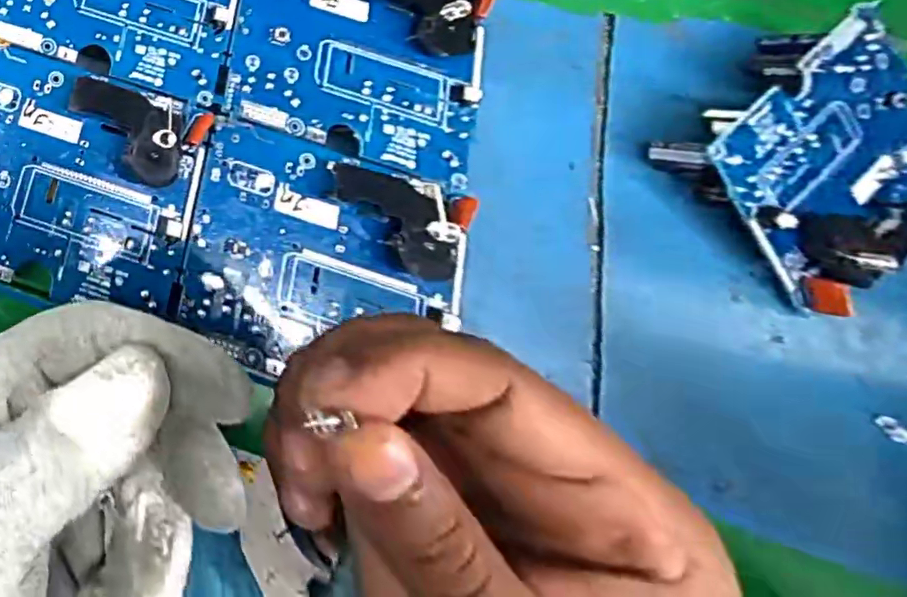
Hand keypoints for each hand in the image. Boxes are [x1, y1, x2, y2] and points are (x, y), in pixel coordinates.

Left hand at [0, 303, 252, 596]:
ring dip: (156, 525)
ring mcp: (65, 479)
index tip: (230, 395)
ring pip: (150, 472)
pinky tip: (108, 595)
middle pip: (136, 399)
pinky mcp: (84, 537)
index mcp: (6, 380)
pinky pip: (141, 532)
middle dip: (178, 447)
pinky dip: (143, 567)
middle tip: (218, 505)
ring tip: (118, 585)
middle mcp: (40, 418)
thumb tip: (147, 370)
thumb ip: (58, 443)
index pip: (96, 333)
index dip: (166, 349)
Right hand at [266, 315, 737, 595]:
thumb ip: (440, 549)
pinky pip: (343, 420)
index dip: (390, 368)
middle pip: (413, 357)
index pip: (487, 376)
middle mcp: (531, 451)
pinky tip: (308, 505)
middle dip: (336, 386)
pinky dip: (307, 443)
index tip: (316, 409)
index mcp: (609, 493)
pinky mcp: (412, 474)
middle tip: (297, 459)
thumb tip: (354, 436)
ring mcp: (466, 459)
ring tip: (301, 496)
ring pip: (365, 374)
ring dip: (310, 414)